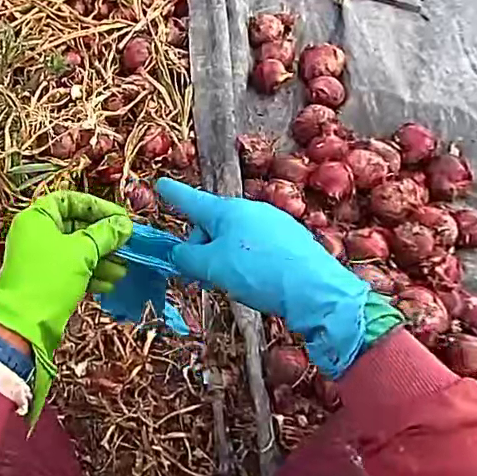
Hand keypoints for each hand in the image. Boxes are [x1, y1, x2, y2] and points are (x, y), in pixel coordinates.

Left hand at [0, 190, 133, 409]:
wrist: (24, 326)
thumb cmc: (50, 278)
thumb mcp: (82, 252)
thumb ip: (106, 234)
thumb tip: (125, 225)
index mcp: (37, 218)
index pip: (69, 200)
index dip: (96, 206)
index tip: (119, 217)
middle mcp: (37, 234)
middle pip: (76, 225)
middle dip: (103, 236)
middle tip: (126, 243)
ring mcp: (41, 258)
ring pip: (77, 249)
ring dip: (102, 257)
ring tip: (123, 268)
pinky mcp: (47, 280)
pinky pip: (73, 269)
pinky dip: (92, 273)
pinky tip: (110, 283)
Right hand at [155, 179, 391, 377]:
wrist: (315, 290)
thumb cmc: (257, 272)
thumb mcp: (212, 267)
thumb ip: (187, 259)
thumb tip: (180, 255)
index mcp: (228, 210)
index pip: (192, 200)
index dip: (174, 195)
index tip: (161, 184)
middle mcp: (250, 209)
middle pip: (213, 224)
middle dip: (202, 247)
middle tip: (201, 275)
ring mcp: (273, 223)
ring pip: (234, 238)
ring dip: (223, 257)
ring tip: (231, 282)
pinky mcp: (289, 240)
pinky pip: (255, 246)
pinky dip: (245, 261)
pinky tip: (254, 282)